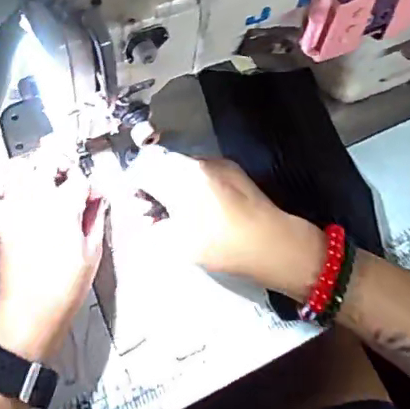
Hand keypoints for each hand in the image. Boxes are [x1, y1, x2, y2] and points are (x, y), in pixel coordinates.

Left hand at [0, 151, 106, 362]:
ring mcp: (13, 209)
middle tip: (66, 179)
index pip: (78, 176)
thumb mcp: (92, 254)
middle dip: (60, 164)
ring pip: (19, 168)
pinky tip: (8, 191)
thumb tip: (96, 200)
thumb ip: (95, 219)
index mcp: (65, 207)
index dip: (87, 184)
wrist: (28, 315)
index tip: (89, 197)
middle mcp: (37, 200)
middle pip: (48, 160)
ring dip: (31, 169)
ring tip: (40, 181)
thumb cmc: (64, 290)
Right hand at [120, 148, 323, 298]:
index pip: (146, 169)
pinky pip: (203, 172)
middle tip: (154, 212)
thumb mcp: (180, 243)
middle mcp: (201, 162)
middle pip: (165, 165)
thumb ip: (157, 226)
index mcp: (185, 176)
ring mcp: (220, 164)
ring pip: (184, 168)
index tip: (135, 203)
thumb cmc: (225, 246)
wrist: (274, 243)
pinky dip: (194, 186)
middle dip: (155, 185)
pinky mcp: (234, 171)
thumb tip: (148, 217)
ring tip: (177, 212)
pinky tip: (200, 209)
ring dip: (175, 184)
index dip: (136, 185)